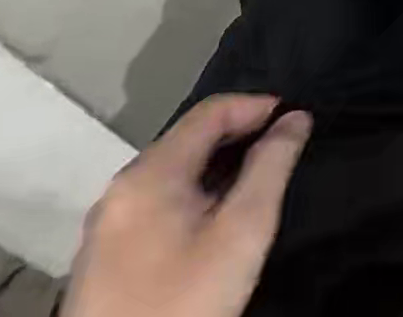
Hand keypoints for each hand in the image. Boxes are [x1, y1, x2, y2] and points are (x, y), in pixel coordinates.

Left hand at [62, 94, 311, 316]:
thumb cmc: (187, 300)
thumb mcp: (243, 230)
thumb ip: (271, 165)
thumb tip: (295, 118)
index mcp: (149, 173)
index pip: (210, 111)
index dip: (257, 106)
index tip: (295, 118)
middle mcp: (121, 187)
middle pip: (190, 136)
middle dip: (240, 132)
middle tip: (283, 145)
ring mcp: (108, 222)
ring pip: (175, 168)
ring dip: (220, 161)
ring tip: (259, 176)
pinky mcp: (107, 254)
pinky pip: (159, 197)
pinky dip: (197, 188)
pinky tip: (219, 213)